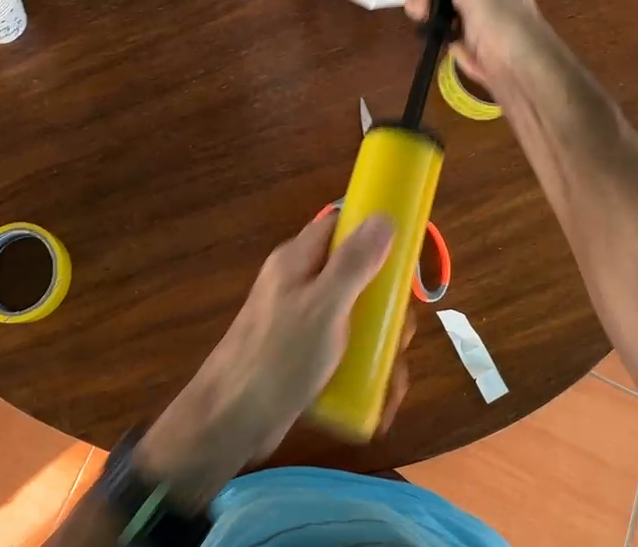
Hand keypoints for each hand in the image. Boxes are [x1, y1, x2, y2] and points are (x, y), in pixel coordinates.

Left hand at [134, 213, 405, 506]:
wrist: (231, 419)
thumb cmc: (279, 354)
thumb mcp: (323, 305)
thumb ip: (353, 263)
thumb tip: (383, 217)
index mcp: (298, 261)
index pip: (340, 228)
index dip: (374, 237)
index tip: (405, 266)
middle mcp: (301, 286)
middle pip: (358, 280)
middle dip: (387, 312)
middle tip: (399, 340)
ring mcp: (303, 324)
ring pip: (358, 323)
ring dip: (382, 352)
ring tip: (390, 385)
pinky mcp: (306, 359)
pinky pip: (346, 356)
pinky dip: (366, 375)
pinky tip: (378, 402)